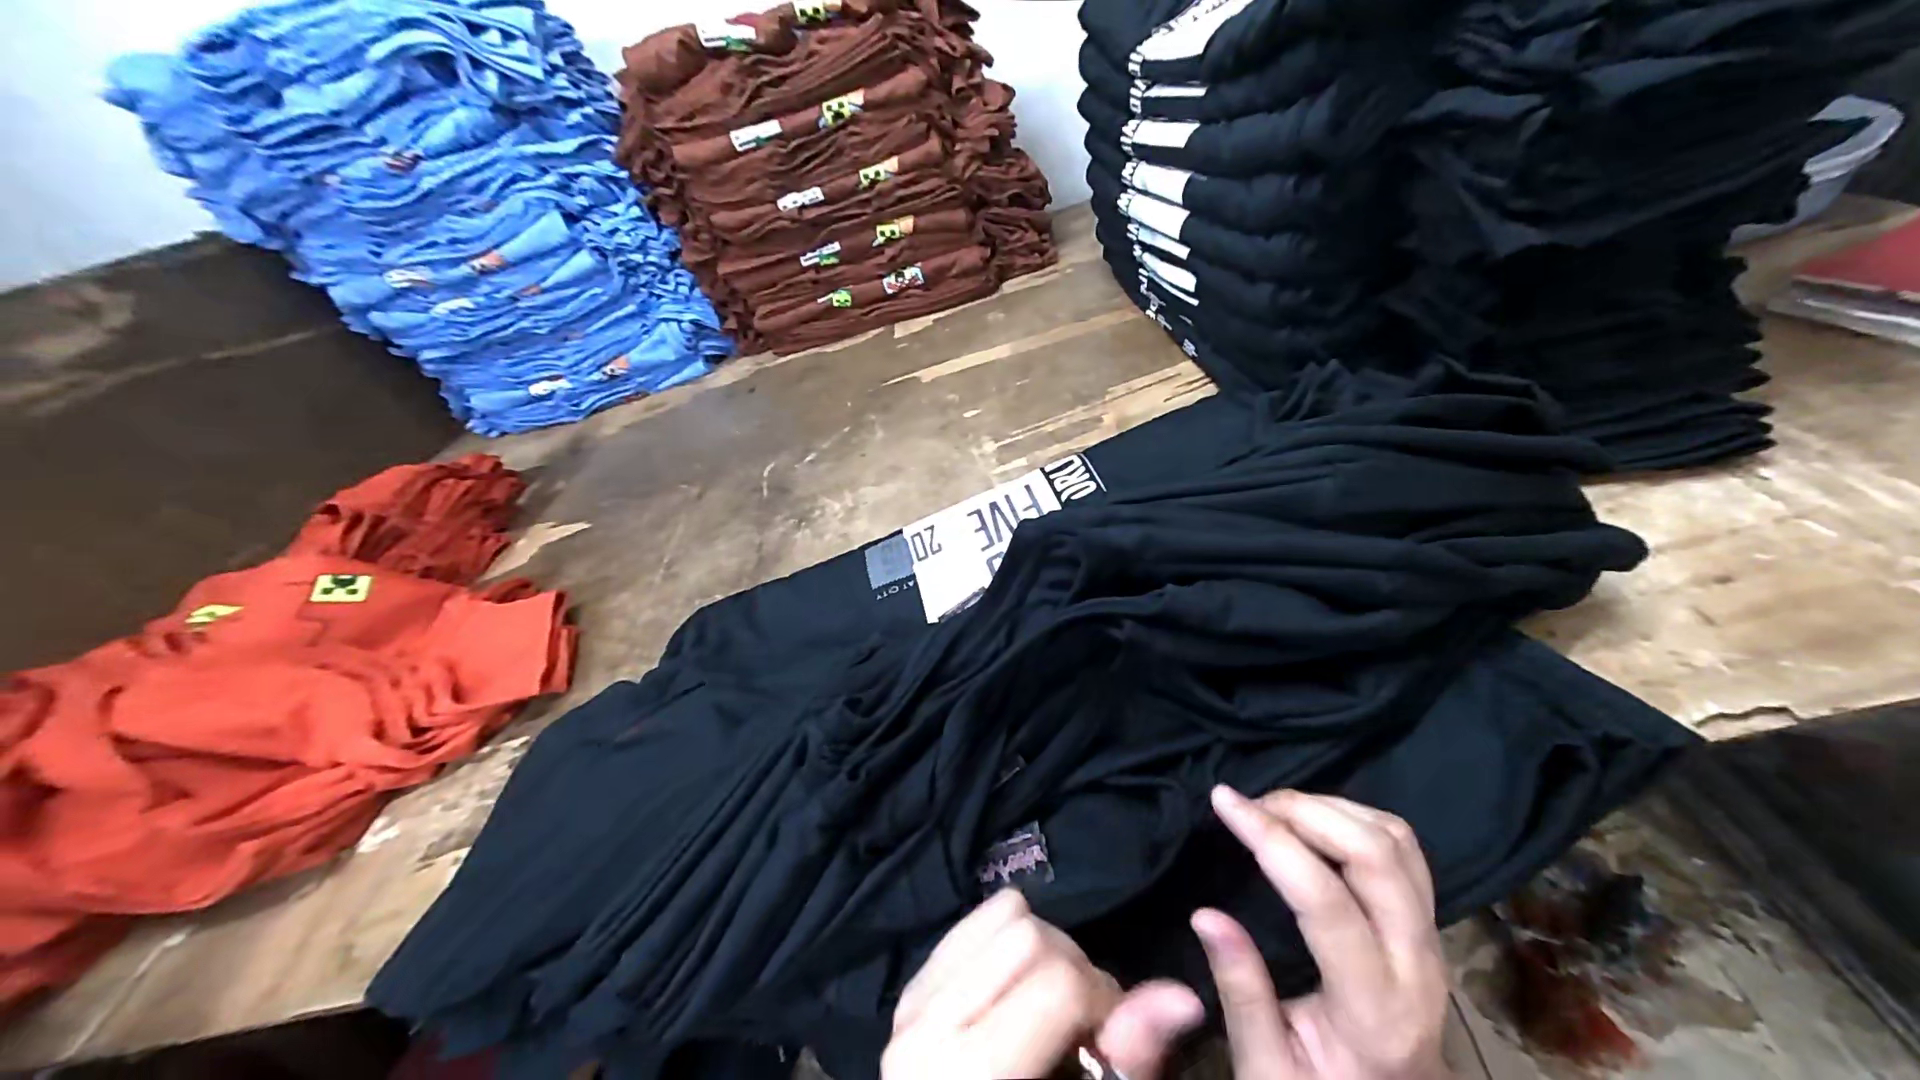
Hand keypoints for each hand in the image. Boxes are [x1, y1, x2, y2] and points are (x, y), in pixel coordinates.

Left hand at [883, 889, 1205, 1079]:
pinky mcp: (913, 982)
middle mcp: (929, 1023)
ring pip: (1005, 912)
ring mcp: (914, 996)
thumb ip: (1131, 1058)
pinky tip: (1017, 988)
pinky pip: (976, 918)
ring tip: (1051, 1003)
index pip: (1057, 981)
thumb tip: (1183, 996)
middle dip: (1075, 970)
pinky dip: (1010, 939)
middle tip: (1083, 1024)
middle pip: (1030, 935)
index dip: (1103, 1002)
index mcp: (972, 1070)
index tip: (1110, 1040)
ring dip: (1045, 947)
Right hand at [1194, 787, 1452, 1079]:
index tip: (1223, 801)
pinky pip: (1405, 850)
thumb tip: (1204, 914)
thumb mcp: (1267, 1071)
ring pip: (1398, 843)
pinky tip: (1312, 825)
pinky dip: (1356, 819)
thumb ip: (1241, 993)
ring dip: (1332, 809)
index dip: (1271, 838)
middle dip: (1306, 811)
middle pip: (1377, 856)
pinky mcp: (1428, 928)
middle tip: (1249, 804)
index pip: (1326, 901)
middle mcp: (1418, 967)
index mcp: (1376, 1011)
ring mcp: (1432, 944)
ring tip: (1273, 810)